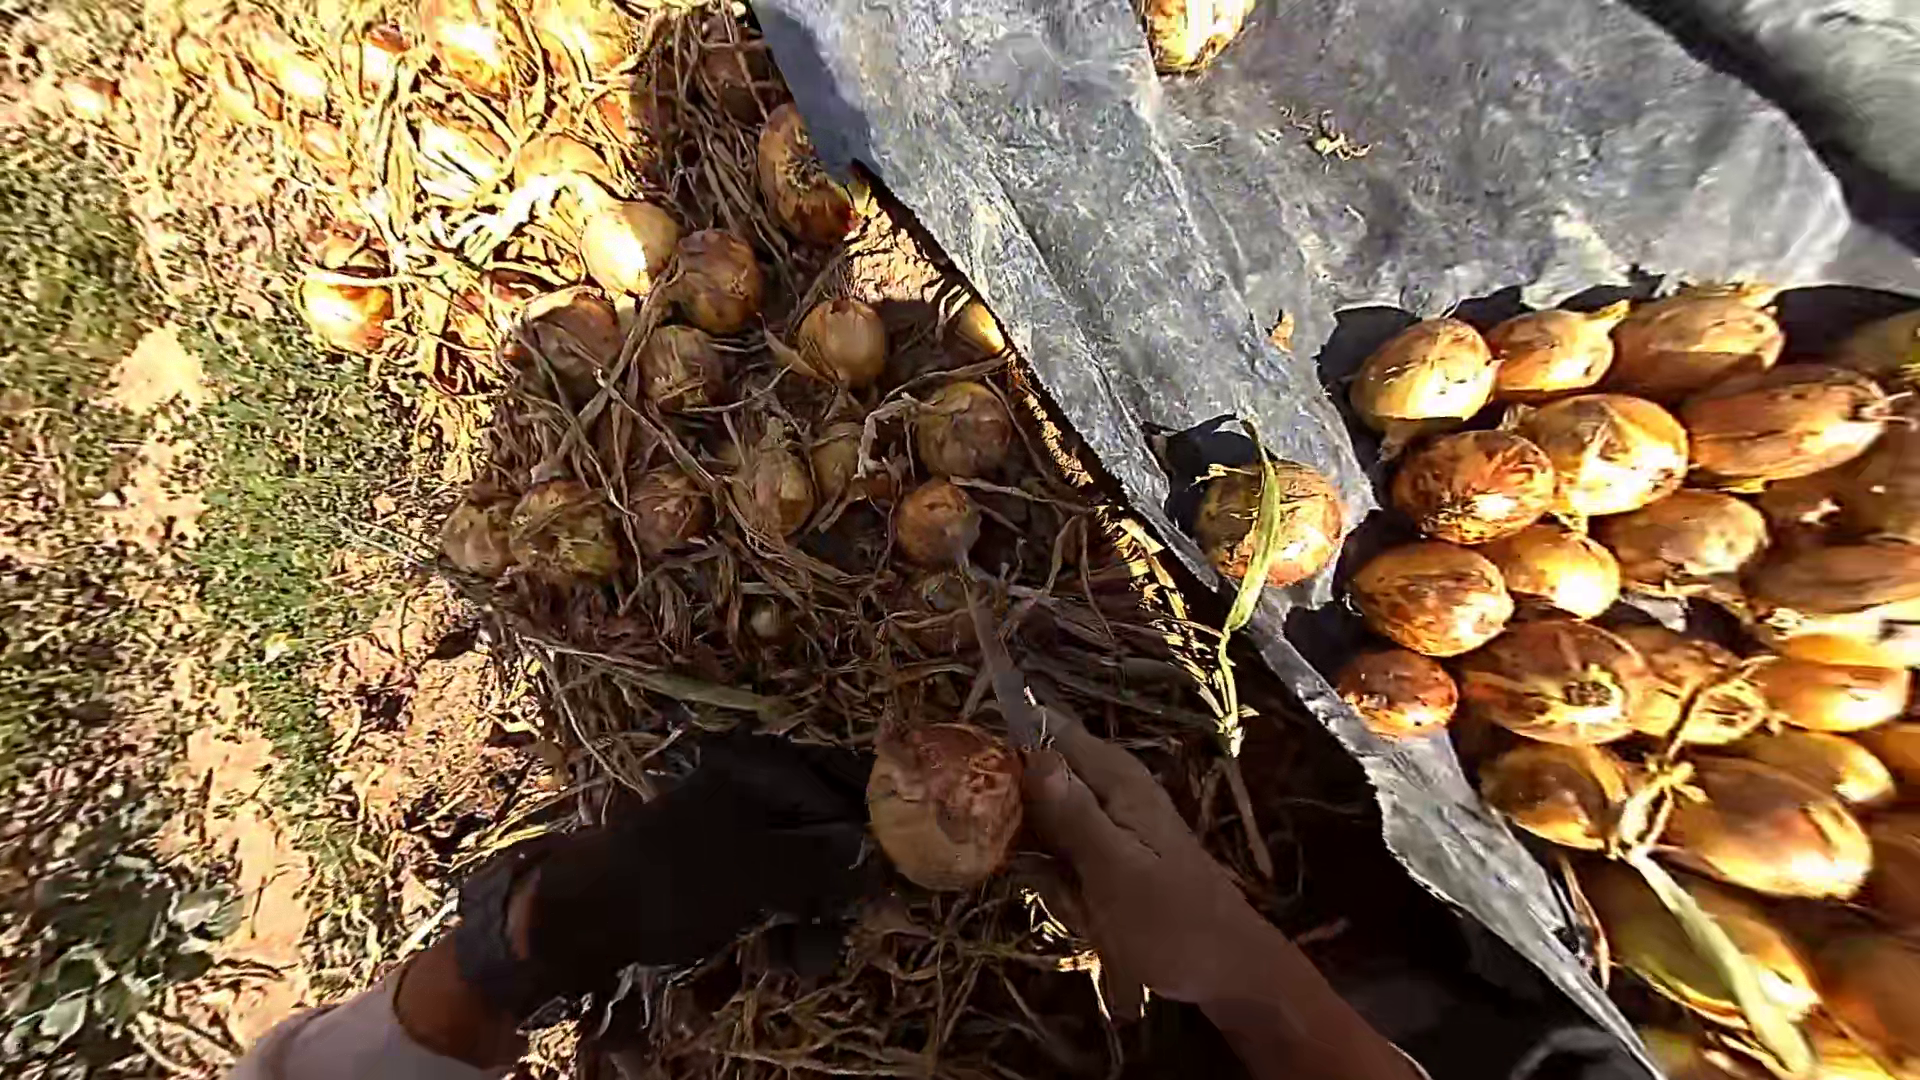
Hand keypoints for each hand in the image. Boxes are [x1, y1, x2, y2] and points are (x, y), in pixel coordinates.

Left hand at [460, 733, 872, 1019]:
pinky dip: (785, 922)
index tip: (885, 876)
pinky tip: (785, 955)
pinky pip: (773, 889)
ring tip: (810, 956)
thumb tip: (879, 861)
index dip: (866, 830)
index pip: (837, 784)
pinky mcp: (726, 871)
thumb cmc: (671, 880)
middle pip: (823, 827)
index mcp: (759, 769)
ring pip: (800, 864)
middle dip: (839, 881)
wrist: (572, 927)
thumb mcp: (754, 871)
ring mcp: (739, 832)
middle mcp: (754, 791)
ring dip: (815, 912)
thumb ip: (821, 864)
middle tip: (849, 923)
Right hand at [1020, 707, 1289, 1012]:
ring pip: (1043, 817)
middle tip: (1035, 867)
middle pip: (1037, 774)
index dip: (1009, 743)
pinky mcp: (1104, 845)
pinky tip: (1078, 910)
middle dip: (1022, 820)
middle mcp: (1106, 783)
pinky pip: (1059, 848)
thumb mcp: (1115, 870)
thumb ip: (1073, 812)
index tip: (979, 783)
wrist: (1228, 972)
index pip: (1048, 728)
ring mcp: (1105, 815)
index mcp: (1113, 774)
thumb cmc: (1173, 921)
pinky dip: (1057, 877)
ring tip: (1069, 899)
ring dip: (1040, 858)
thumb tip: (1032, 754)